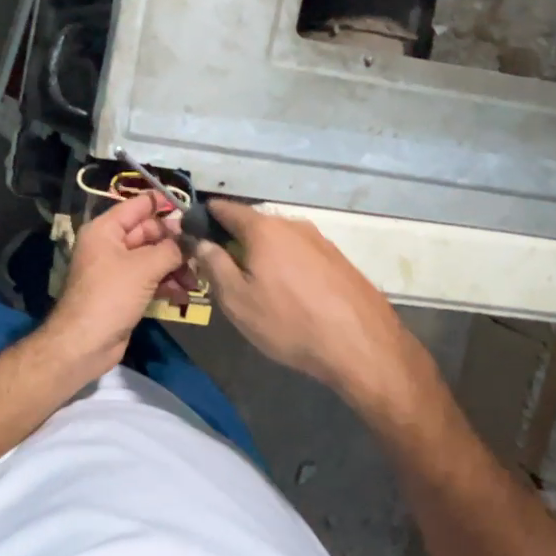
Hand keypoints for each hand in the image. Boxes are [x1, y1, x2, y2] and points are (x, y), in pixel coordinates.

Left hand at [43, 193, 185, 375]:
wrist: (85, 343)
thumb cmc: (110, 295)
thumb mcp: (143, 267)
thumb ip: (170, 248)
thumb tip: (190, 238)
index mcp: (105, 229)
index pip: (137, 206)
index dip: (163, 204)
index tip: (193, 208)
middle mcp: (109, 245)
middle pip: (148, 233)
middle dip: (175, 243)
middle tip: (202, 251)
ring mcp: (117, 270)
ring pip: (152, 258)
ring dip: (175, 266)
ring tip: (197, 279)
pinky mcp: (124, 292)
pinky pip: (150, 280)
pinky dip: (167, 284)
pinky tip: (186, 294)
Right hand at [193, 201, 436, 419]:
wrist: (363, 347)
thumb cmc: (289, 322)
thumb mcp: (237, 299)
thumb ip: (213, 264)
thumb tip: (200, 241)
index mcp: (263, 228)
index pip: (224, 208)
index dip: (204, 219)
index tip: (192, 238)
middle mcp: (292, 225)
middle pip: (253, 223)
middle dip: (233, 240)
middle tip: (222, 270)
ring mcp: (320, 241)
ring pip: (278, 239)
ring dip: (262, 254)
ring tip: (255, 285)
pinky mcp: (339, 261)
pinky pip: (300, 254)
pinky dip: (286, 265)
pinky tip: (288, 293)